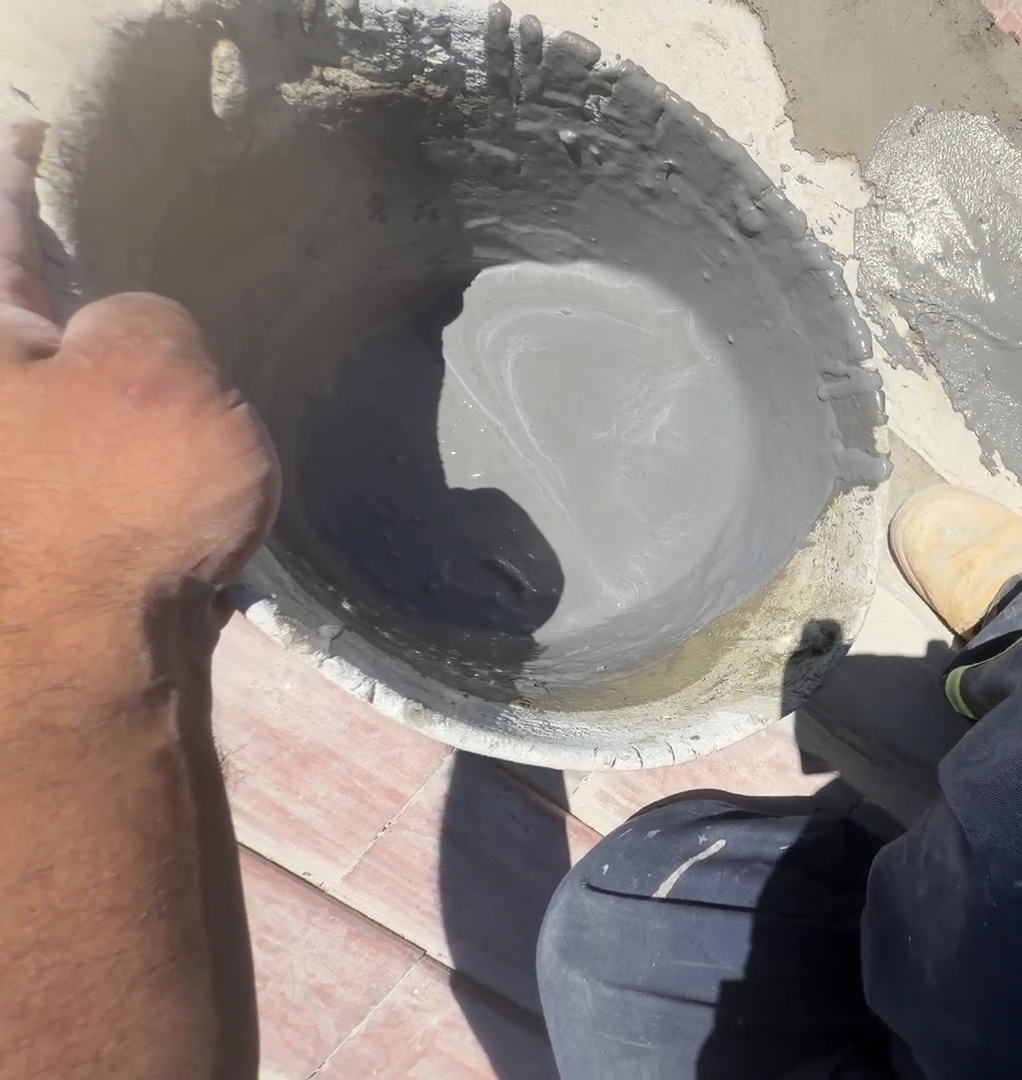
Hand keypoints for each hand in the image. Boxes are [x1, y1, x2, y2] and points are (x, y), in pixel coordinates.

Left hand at [0, 121, 278, 620]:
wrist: (80, 647)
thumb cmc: (108, 499)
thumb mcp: (159, 377)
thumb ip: (149, 318)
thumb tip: (131, 321)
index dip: (16, 165)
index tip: (41, 129)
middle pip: (20, 293)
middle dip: (62, 256)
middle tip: (130, 237)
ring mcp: (9, 442)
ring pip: (56, 359)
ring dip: (108, 340)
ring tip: (171, 329)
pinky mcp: (46, 494)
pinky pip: (85, 420)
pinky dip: (131, 403)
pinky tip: (187, 411)